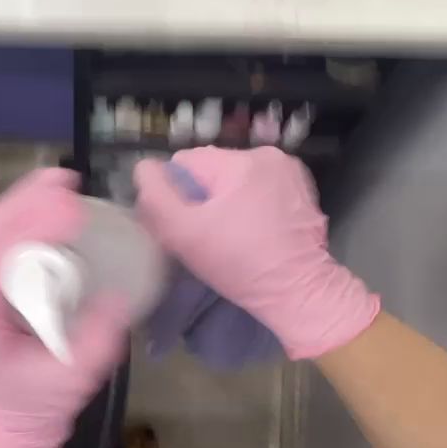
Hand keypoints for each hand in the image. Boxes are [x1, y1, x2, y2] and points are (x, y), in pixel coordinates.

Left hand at [0, 168, 131, 447]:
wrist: (18, 410)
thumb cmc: (41, 397)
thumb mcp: (74, 380)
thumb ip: (94, 346)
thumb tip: (116, 299)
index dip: (23, 235)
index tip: (67, 214)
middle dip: (22, 206)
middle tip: (67, 187)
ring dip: (20, 201)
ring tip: (61, 180)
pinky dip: (20, 210)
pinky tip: (50, 195)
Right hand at [133, 146, 378, 359]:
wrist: (298, 292)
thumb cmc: (239, 264)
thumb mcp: (184, 233)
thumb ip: (156, 196)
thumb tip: (144, 168)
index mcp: (240, 161)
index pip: (185, 161)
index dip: (175, 193)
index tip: (183, 225)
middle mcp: (268, 155)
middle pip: (211, 169)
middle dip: (202, 198)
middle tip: (204, 235)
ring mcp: (289, 172)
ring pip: (234, 180)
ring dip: (224, 202)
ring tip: (228, 236)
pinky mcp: (302, 191)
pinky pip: (259, 189)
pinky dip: (249, 206)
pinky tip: (251, 232)